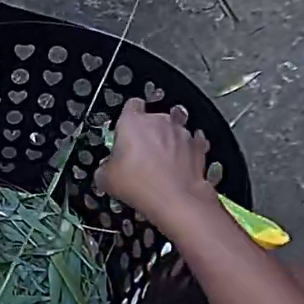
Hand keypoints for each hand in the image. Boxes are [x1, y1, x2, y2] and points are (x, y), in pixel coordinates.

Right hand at [95, 99, 213, 227]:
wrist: (175, 197)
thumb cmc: (137, 183)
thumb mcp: (106, 180)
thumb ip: (104, 168)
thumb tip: (106, 169)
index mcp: (132, 123)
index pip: (130, 106)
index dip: (127, 118)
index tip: (124, 131)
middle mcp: (159, 120)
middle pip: (152, 118)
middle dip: (147, 132)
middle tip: (139, 154)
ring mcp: (181, 131)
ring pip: (172, 129)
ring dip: (166, 140)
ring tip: (160, 161)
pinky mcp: (198, 144)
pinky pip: (189, 142)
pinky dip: (184, 150)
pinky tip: (178, 163)